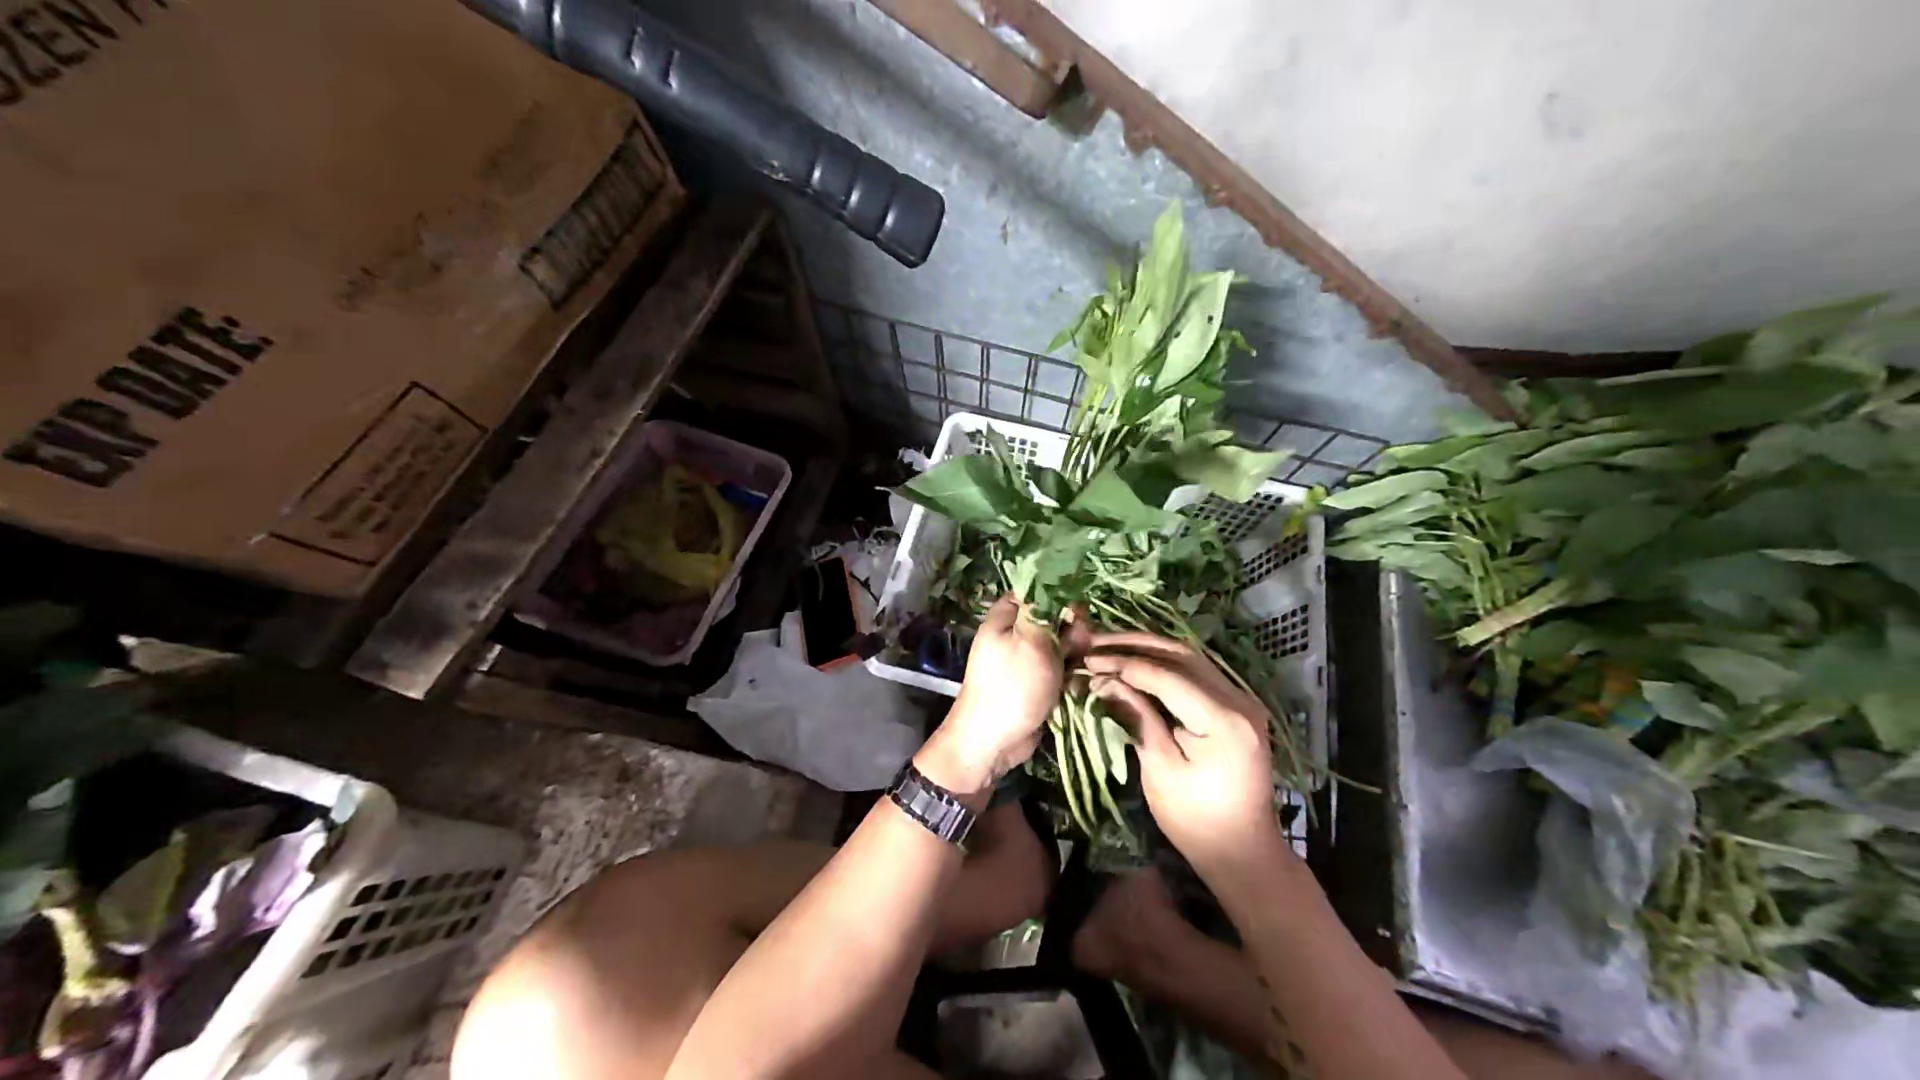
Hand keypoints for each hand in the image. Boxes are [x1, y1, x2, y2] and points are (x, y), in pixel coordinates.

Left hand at [916, 595, 1062, 794]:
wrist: (993, 741)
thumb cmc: (1010, 687)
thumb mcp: (1029, 641)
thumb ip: (1045, 610)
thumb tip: (1056, 582)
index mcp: (1006, 616)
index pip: (1038, 589)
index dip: (1061, 595)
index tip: (1078, 611)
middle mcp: (1015, 632)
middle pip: (1054, 616)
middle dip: (1072, 627)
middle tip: (1080, 645)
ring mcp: (1026, 658)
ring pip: (1061, 643)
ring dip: (1075, 652)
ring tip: (1083, 664)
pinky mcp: (1037, 680)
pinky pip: (1060, 666)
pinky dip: (1072, 670)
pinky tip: (1082, 677)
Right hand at [1083, 633, 1289, 876]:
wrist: (1243, 851)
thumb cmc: (1196, 820)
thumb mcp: (1159, 768)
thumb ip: (1136, 716)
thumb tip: (1103, 680)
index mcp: (1224, 720)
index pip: (1166, 675)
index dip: (1124, 664)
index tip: (1087, 660)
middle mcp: (1240, 699)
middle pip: (1181, 655)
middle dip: (1134, 645)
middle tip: (1094, 642)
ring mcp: (1243, 699)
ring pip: (1190, 657)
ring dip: (1148, 649)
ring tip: (1109, 645)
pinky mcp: (1237, 706)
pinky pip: (1198, 672)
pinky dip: (1165, 663)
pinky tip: (1137, 661)